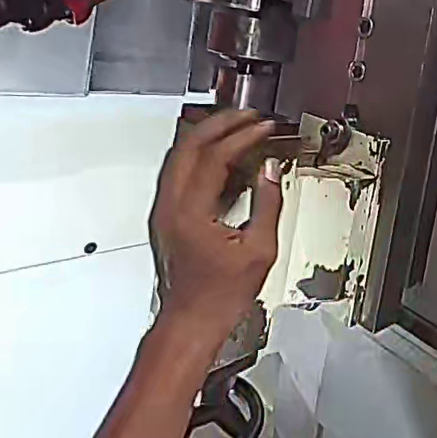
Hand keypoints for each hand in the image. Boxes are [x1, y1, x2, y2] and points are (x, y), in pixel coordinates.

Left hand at [148, 109, 282, 337]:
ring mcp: (164, 212)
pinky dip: (203, 158)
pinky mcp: (168, 218)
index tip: (263, 127)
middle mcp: (170, 207)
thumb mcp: (260, 249)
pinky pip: (181, 174)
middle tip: (248, 116)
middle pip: (188, 146)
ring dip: (208, 137)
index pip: (215, 157)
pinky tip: (225, 160)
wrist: (192, 320)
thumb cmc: (220, 295)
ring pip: (179, 157)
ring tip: (237, 129)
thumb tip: (272, 172)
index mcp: (190, 213)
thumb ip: (267, 204)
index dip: (242, 136)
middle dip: (220, 124)